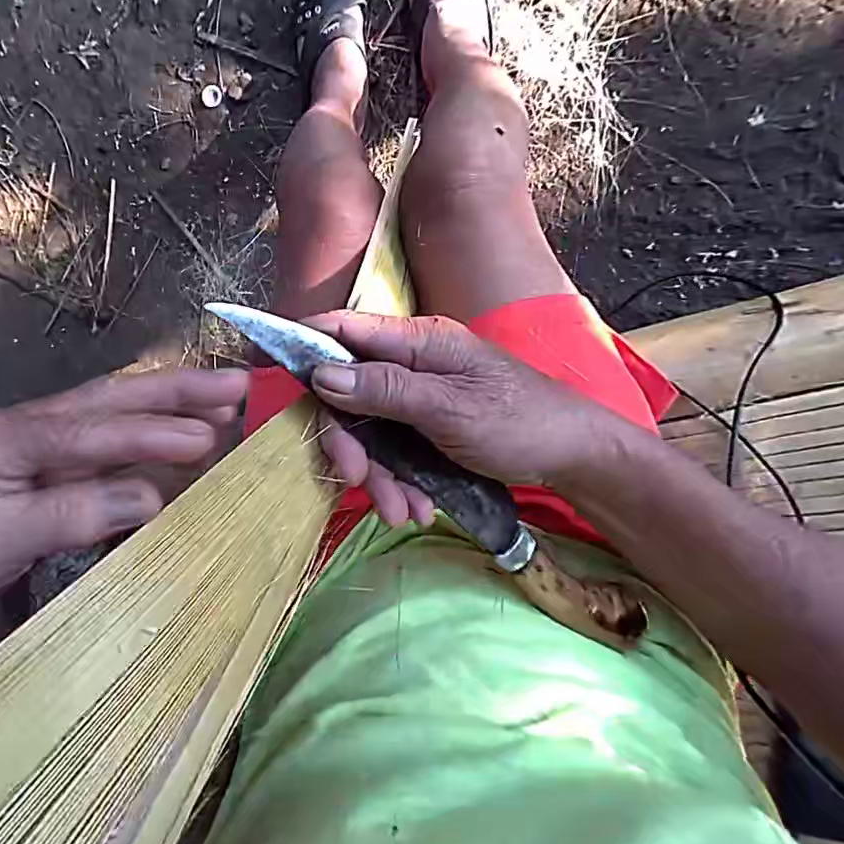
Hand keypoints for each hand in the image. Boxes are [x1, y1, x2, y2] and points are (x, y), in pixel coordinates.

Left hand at [0, 368, 248, 646]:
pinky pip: (103, 434)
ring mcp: (33, 437)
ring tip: (222, 397)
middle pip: (103, 399)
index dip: (145, 434)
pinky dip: (145, 429)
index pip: (83, 431)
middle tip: (234, 385)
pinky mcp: (46, 457)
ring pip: (108, 409)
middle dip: (171, 391)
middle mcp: (19, 423)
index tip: (204, 437)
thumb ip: (70, 515)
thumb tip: (148, 497)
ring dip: (166, 401)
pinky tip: (180, 426)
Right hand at [305, 312, 627, 525]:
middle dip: (350, 444)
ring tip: (403, 513)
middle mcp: (406, 364)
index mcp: (415, 342)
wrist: (577, 461)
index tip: (266, 362)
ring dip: (377, 476)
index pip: (341, 329)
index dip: (301, 342)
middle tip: (358, 481)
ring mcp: (410, 397)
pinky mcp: (417, 426)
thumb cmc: (521, 422)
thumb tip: (320, 373)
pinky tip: (416, 508)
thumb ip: (384, 388)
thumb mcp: (449, 407)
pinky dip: (396, 482)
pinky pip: (388, 450)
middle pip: (345, 394)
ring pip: (364, 430)